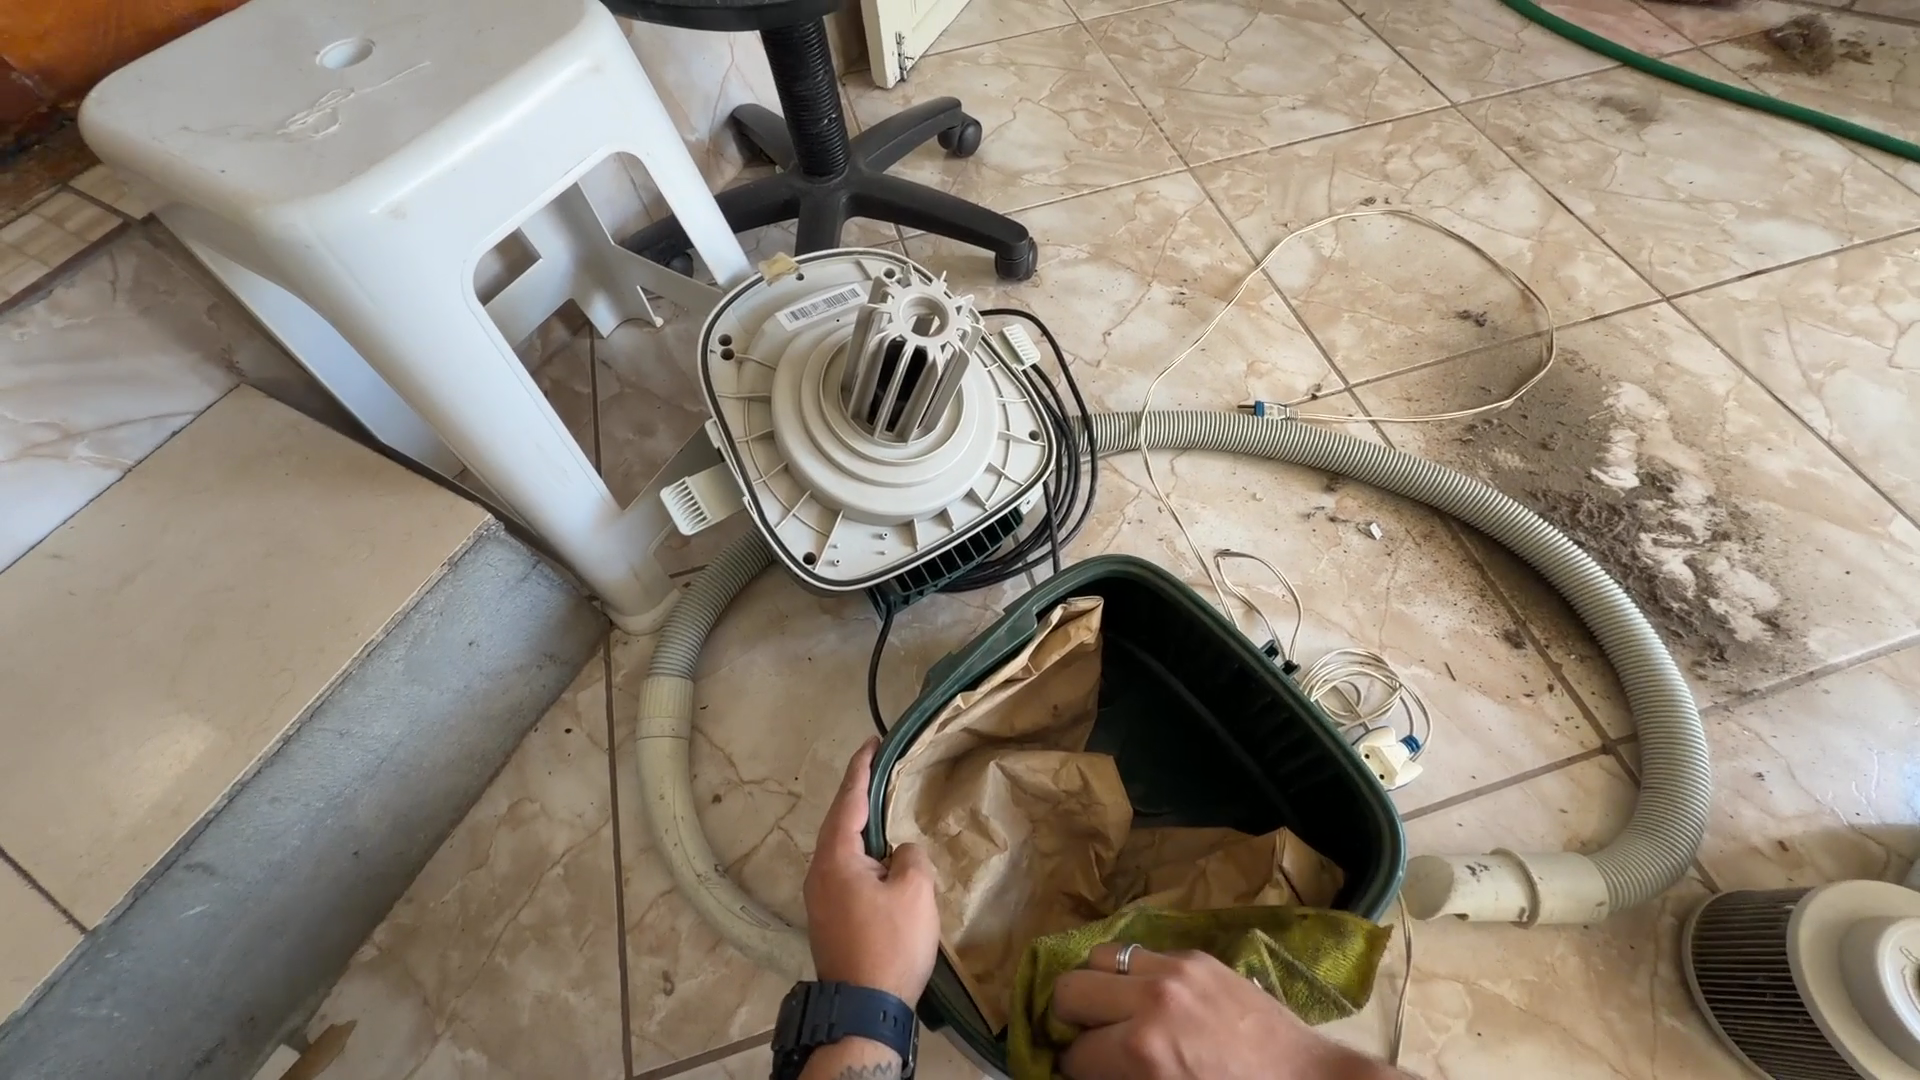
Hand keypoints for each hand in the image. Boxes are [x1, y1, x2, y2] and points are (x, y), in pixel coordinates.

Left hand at [803, 737, 939, 1004]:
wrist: (864, 1009)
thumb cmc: (890, 943)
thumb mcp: (914, 889)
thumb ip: (908, 855)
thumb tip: (896, 853)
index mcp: (836, 857)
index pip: (849, 800)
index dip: (863, 768)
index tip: (873, 742)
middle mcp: (819, 871)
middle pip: (840, 821)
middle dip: (860, 795)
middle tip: (882, 769)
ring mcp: (819, 897)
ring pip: (841, 848)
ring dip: (861, 827)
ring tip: (884, 808)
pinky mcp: (828, 917)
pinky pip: (843, 869)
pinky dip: (861, 853)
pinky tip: (879, 857)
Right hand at [1052, 945, 1404, 1079]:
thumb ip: (1119, 1079)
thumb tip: (1080, 1069)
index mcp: (1143, 1051)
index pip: (1072, 1055)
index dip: (1071, 1072)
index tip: (1082, 1076)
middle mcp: (1150, 998)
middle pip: (1068, 990)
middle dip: (1069, 1022)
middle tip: (1088, 1044)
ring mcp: (1173, 968)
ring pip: (1098, 958)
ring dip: (1098, 988)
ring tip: (1115, 1014)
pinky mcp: (1194, 955)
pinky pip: (1139, 952)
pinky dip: (1133, 975)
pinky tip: (1152, 1001)